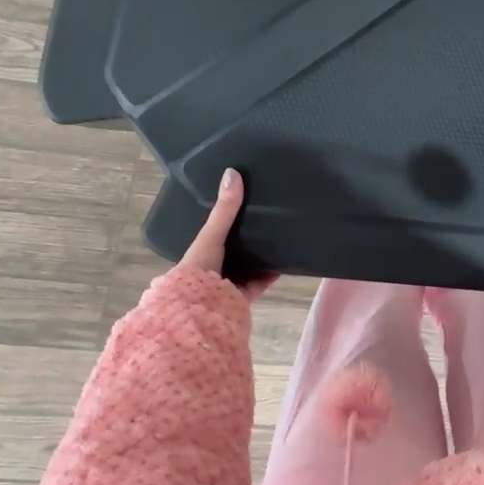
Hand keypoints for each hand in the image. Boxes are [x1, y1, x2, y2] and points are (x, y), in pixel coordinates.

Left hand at [178, 168, 278, 298]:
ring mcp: (226, 287)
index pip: (213, 237)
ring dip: (260, 256)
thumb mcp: (210, 236)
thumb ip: (224, 209)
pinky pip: (261, 282)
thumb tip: (232, 172)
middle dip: (247, 240)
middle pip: (232, 252)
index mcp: (198, 258)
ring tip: (280, 235)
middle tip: (267, 218)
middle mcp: (211, 272)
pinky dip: (272, 273)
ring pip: (246, 267)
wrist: (200, 312)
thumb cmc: (197, 272)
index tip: (244, 205)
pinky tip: (286, 260)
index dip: (226, 224)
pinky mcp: (243, 298)